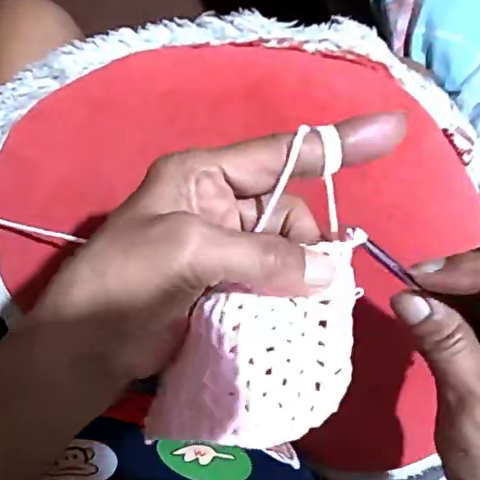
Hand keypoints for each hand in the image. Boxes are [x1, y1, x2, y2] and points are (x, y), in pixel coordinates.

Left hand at [27, 113, 406, 386]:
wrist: (86, 348)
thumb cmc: (125, 283)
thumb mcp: (191, 252)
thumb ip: (262, 255)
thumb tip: (328, 271)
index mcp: (200, 176)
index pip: (279, 154)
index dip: (336, 144)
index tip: (393, 132)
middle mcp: (212, 206)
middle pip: (286, 212)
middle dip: (309, 240)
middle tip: (318, 280)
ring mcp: (216, 251)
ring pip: (281, 254)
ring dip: (300, 275)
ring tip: (311, 303)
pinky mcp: (217, 289)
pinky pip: (267, 285)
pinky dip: (285, 298)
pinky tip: (298, 315)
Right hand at [391, 235, 479, 479]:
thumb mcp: (471, 407)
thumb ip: (447, 346)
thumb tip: (407, 295)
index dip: (478, 270)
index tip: (418, 277)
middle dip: (471, 270)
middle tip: (417, 287)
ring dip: (462, 280)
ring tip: (421, 299)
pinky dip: (460, 293)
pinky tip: (434, 307)